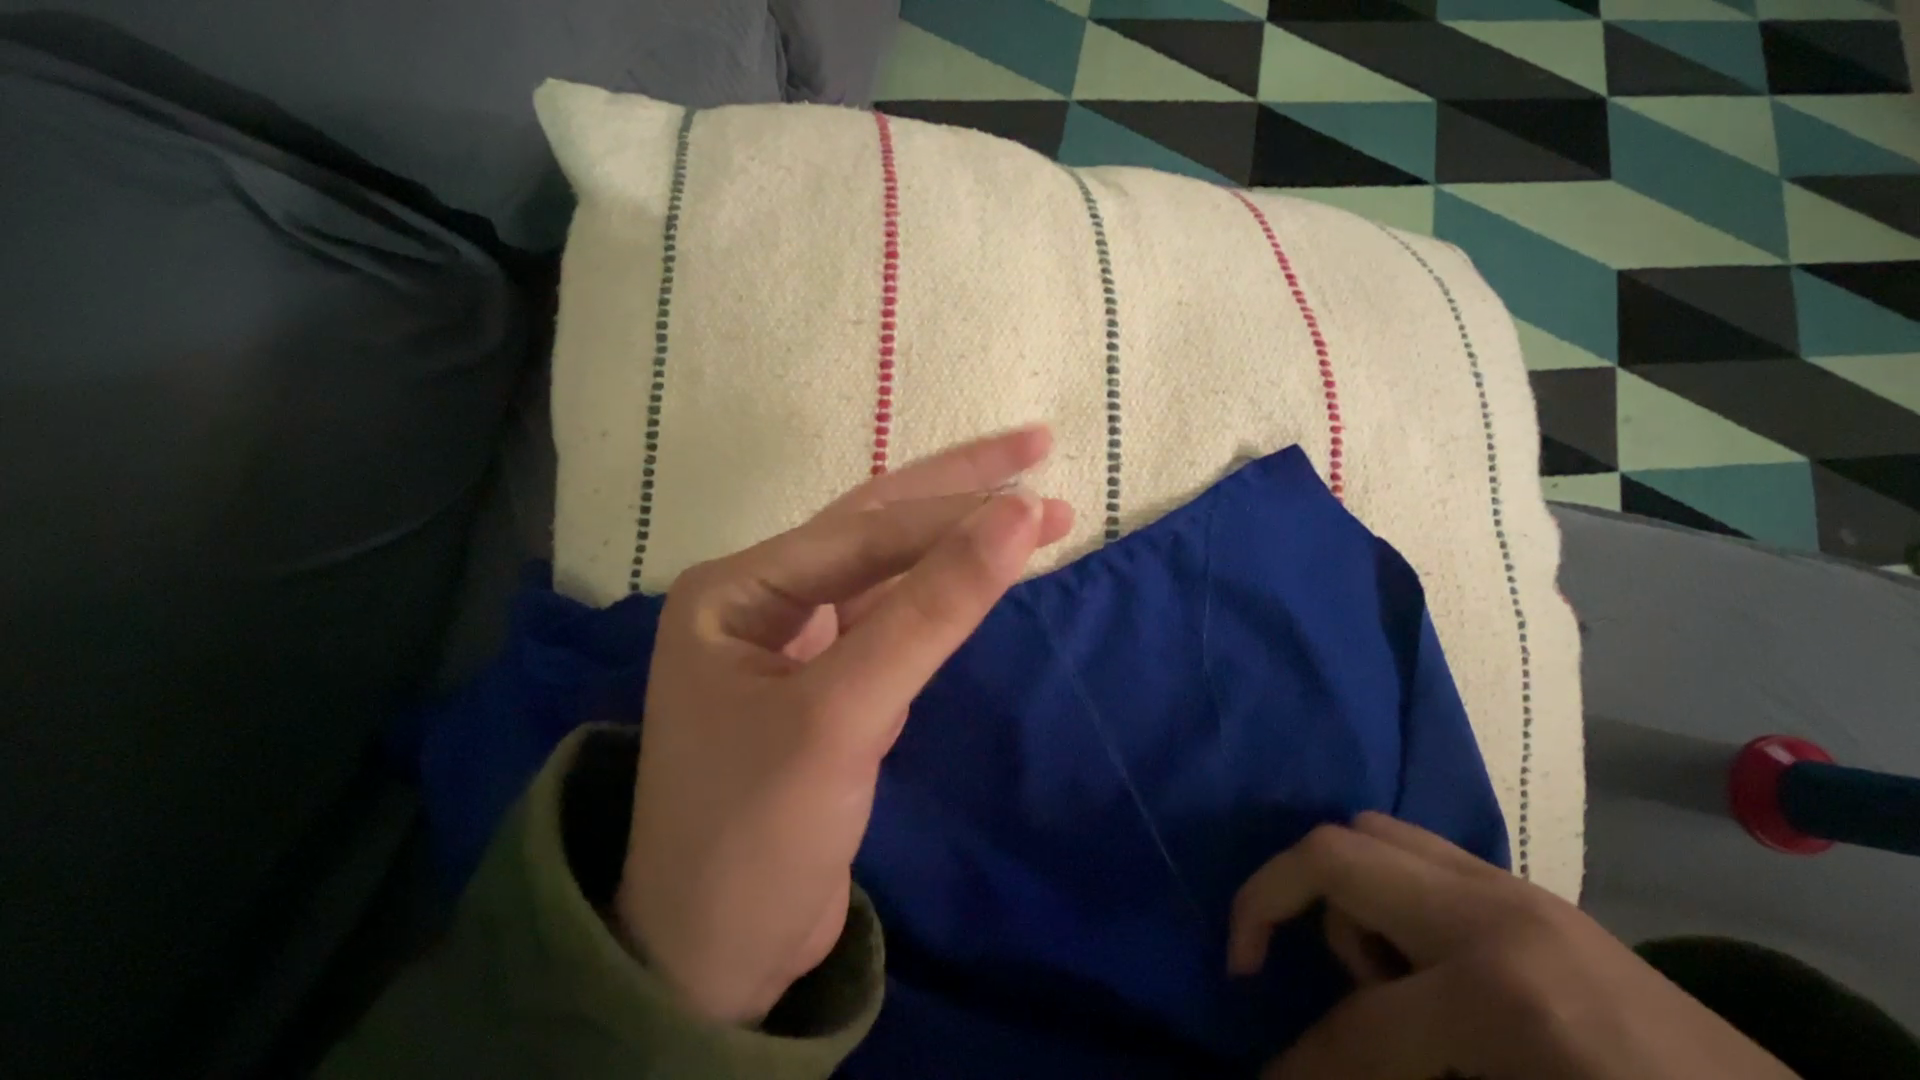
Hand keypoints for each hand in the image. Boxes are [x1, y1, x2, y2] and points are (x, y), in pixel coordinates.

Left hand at [615, 427, 1073, 1024]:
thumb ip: (929, 611)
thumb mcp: (843, 712)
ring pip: (884, 575)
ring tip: (1030, 510)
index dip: (956, 514)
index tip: (1042, 502)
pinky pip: (887, 626)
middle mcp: (758, 603)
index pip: (864, 532)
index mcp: (735, 590)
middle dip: (956, 490)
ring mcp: (792, 647)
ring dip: (954, 544)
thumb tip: (1018, 517)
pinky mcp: (824, 693)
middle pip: (872, 528)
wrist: (715, 954)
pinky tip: (976, 576)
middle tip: (1039, 446)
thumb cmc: (758, 828)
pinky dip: (936, 601)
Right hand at [1229, 813, 1797, 1079]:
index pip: (1354, 1025)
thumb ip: (1393, 1069)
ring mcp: (1520, 891)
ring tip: (1364, 979)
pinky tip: (1411, 964)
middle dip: (1271, 901)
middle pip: (1338, 855)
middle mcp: (1498, 911)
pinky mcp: (1535, 896)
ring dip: (1338, 895)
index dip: (1298, 1065)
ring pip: (1376, 836)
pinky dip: (1385, 894)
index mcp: (1498, 990)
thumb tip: (1305, 1067)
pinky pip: (1423, 859)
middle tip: (1256, 964)